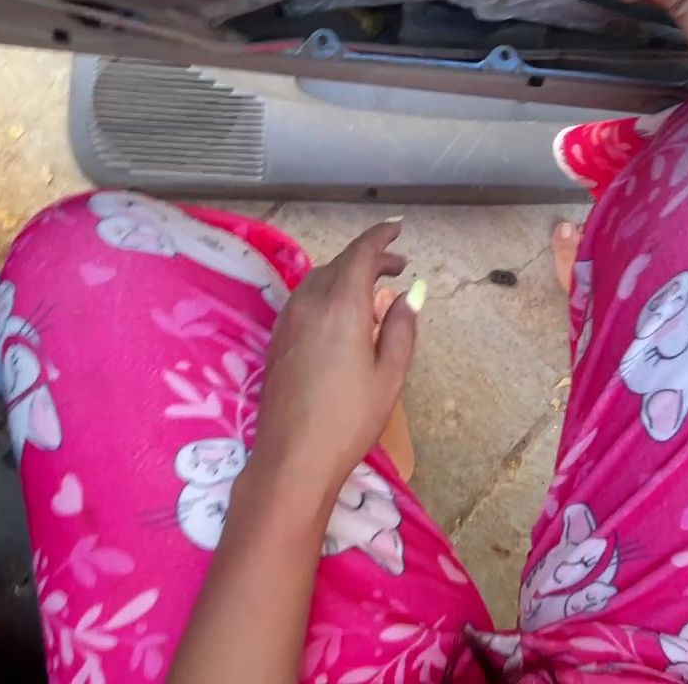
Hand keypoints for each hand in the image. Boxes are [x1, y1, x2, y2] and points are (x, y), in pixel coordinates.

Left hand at [250, 220, 421, 501]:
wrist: (291, 459)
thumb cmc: (349, 419)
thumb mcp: (389, 374)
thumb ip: (401, 328)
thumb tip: (409, 295)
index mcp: (341, 306)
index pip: (361, 254)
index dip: (381, 236)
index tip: (399, 228)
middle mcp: (310, 303)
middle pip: (340, 263)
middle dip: (369, 257)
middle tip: (397, 268)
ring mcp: (289, 320)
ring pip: (320, 278)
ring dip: (347, 273)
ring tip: (372, 289)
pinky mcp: (278, 338)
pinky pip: (306, 297)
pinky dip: (328, 289)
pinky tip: (342, 311)